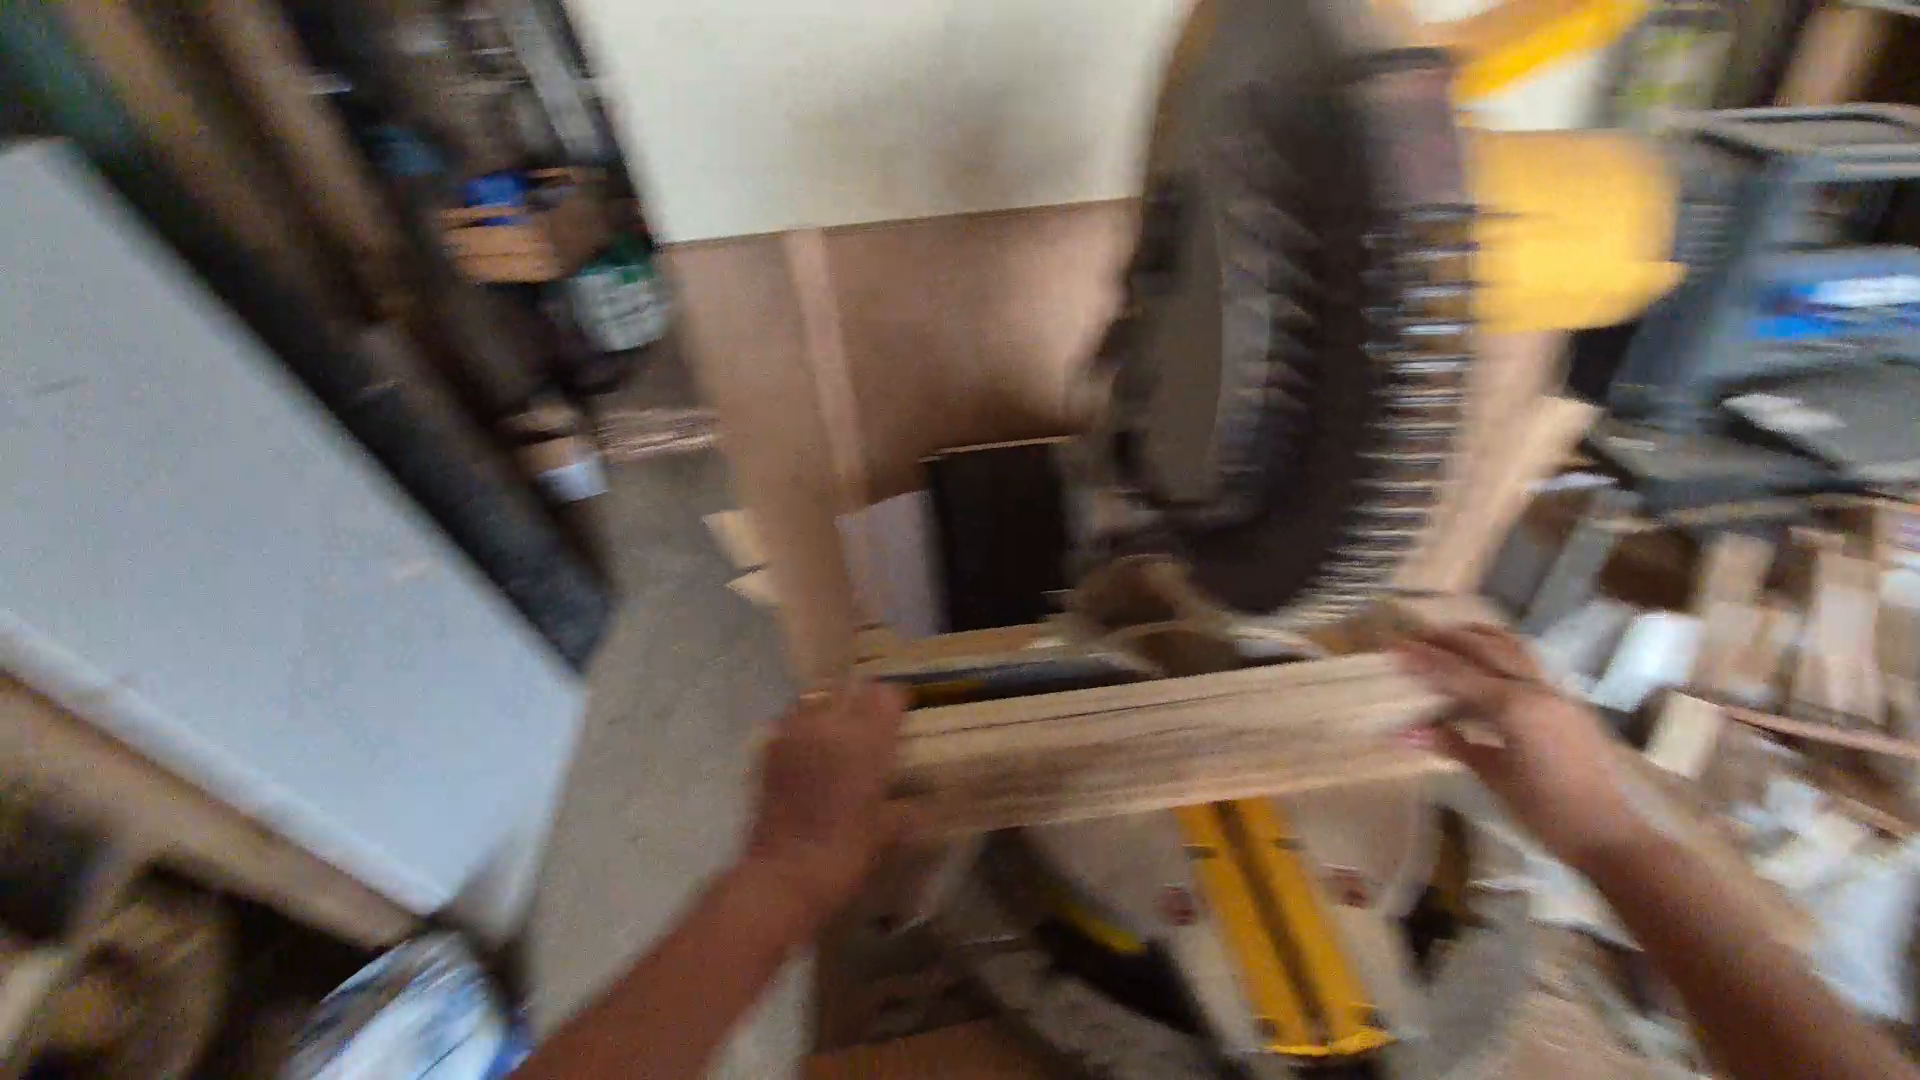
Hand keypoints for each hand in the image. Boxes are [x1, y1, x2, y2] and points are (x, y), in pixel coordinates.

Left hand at [742, 680, 909, 933]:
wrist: (784, 875)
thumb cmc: (845, 854)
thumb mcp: (887, 833)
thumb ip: (906, 810)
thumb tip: (920, 804)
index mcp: (869, 740)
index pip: (887, 694)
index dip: (895, 703)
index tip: (900, 717)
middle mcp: (833, 725)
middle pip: (852, 688)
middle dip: (863, 700)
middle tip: (870, 723)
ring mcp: (797, 732)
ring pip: (817, 697)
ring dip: (829, 706)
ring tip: (835, 730)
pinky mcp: (769, 747)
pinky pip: (790, 719)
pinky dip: (801, 724)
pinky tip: (807, 747)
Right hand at [1395, 626, 1648, 871]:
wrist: (1612, 837)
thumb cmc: (1546, 812)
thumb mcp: (1493, 777)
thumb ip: (1452, 744)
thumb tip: (1401, 733)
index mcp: (1516, 706)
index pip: (1457, 673)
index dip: (1422, 658)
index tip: (1393, 645)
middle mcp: (1537, 690)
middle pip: (1487, 647)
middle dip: (1448, 638)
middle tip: (1415, 636)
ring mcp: (1558, 695)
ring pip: (1514, 648)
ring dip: (1479, 637)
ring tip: (1449, 637)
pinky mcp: (1568, 705)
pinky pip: (1528, 665)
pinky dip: (1500, 654)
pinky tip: (1485, 666)